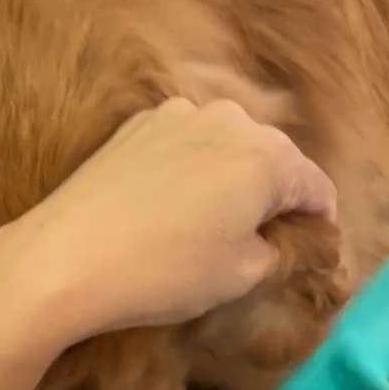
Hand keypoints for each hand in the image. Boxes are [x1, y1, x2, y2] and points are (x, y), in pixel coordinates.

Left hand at [0, 98, 336, 342]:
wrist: (65, 258)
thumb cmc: (166, 272)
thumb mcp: (241, 274)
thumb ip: (278, 248)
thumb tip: (278, 236)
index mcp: (268, 155)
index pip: (316, 187)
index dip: (322, 222)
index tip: (316, 247)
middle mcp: (229, 119)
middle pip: (274, 159)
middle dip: (278, 197)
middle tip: (265, 240)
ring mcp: (178, 115)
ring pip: (228, 148)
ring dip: (234, 180)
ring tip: (216, 223)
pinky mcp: (138, 124)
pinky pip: (188, 146)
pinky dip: (195, 171)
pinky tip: (174, 207)